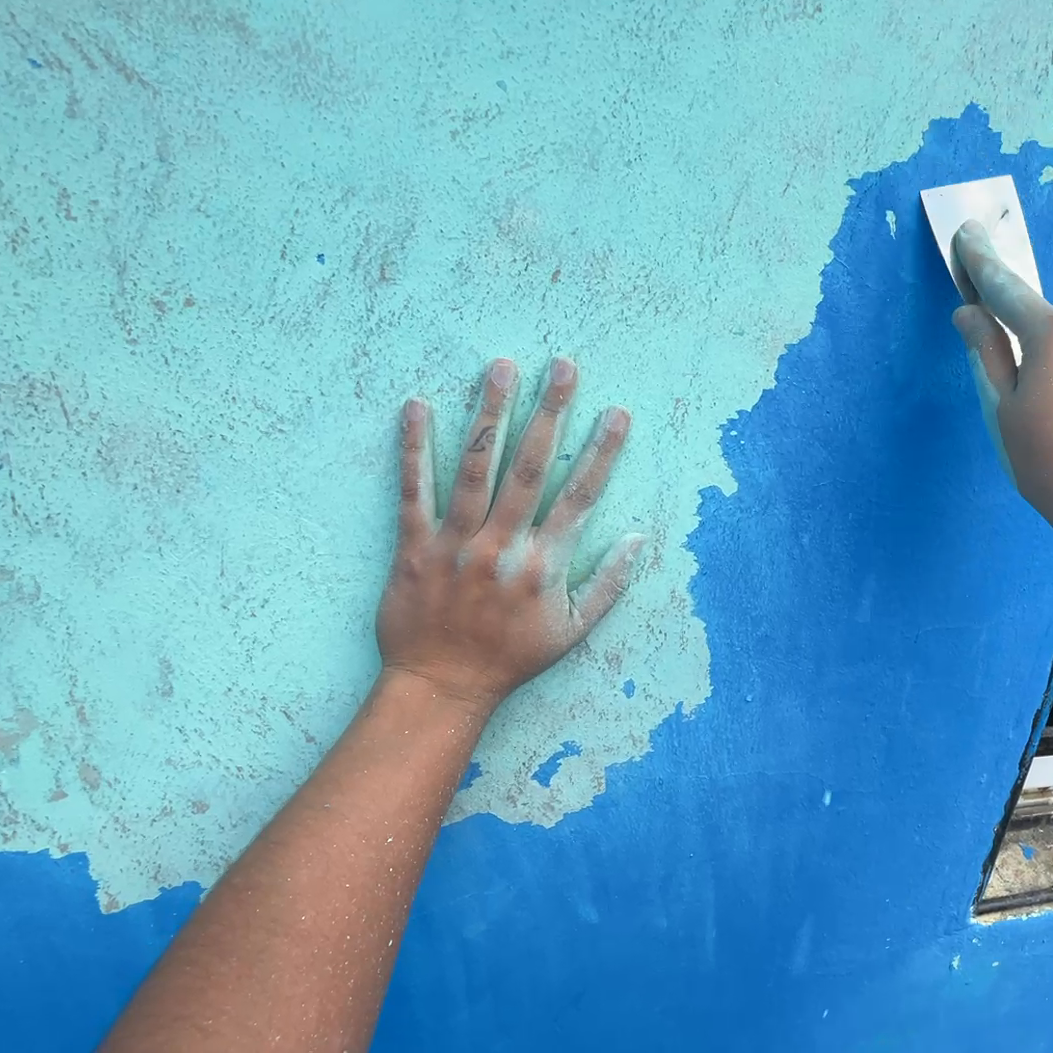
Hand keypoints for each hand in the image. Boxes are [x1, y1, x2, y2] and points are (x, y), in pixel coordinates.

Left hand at [375, 356, 643, 720]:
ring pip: (476, 469)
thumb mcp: (575, 630)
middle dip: (552, 412)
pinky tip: (417, 407)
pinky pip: (413, 492)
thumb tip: (639, 538)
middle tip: (563, 366)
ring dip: (491, 414)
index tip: (617, 414)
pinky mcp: (414, 548)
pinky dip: (414, 449)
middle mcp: (503, 545)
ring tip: (502, 368)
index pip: (581, 496)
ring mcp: (456, 544)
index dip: (603, 452)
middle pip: (532, 468)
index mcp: (545, 564)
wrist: (442, 687)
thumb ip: (610, 584)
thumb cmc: (513, 658)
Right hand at [949, 220, 1052, 587]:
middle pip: (1042, 330)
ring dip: (1052, 381)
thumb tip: (970, 313)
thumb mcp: (1003, 414)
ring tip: (1051, 441)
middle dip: (1021, 352)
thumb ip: (986, 356)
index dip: (980, 265)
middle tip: (1013, 410)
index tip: (967, 233)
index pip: (1007, 289)